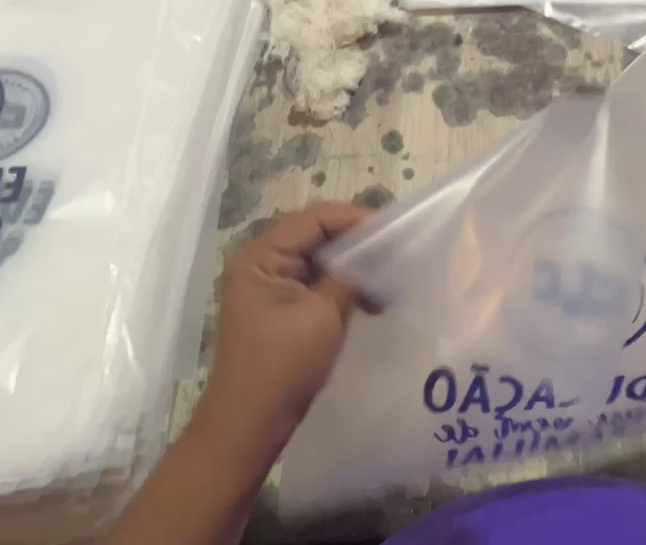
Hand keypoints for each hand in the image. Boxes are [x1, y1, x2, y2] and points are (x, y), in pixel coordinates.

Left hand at [195, 202, 371, 455]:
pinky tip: (372, 297)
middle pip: (317, 233)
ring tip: (389, 275)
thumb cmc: (282, 367)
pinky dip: (344, 284)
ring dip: (354, 264)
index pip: (314, 218)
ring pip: (320, 257)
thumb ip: (350, 274)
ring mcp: (270, 285)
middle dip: (357, 241)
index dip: (355, 219)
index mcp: (261, 256)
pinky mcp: (282, 307)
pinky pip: (318, 280)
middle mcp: (262, 262)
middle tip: (396, 247)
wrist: (249, 427)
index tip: (394, 229)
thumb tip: (379, 250)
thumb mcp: (323, 315)